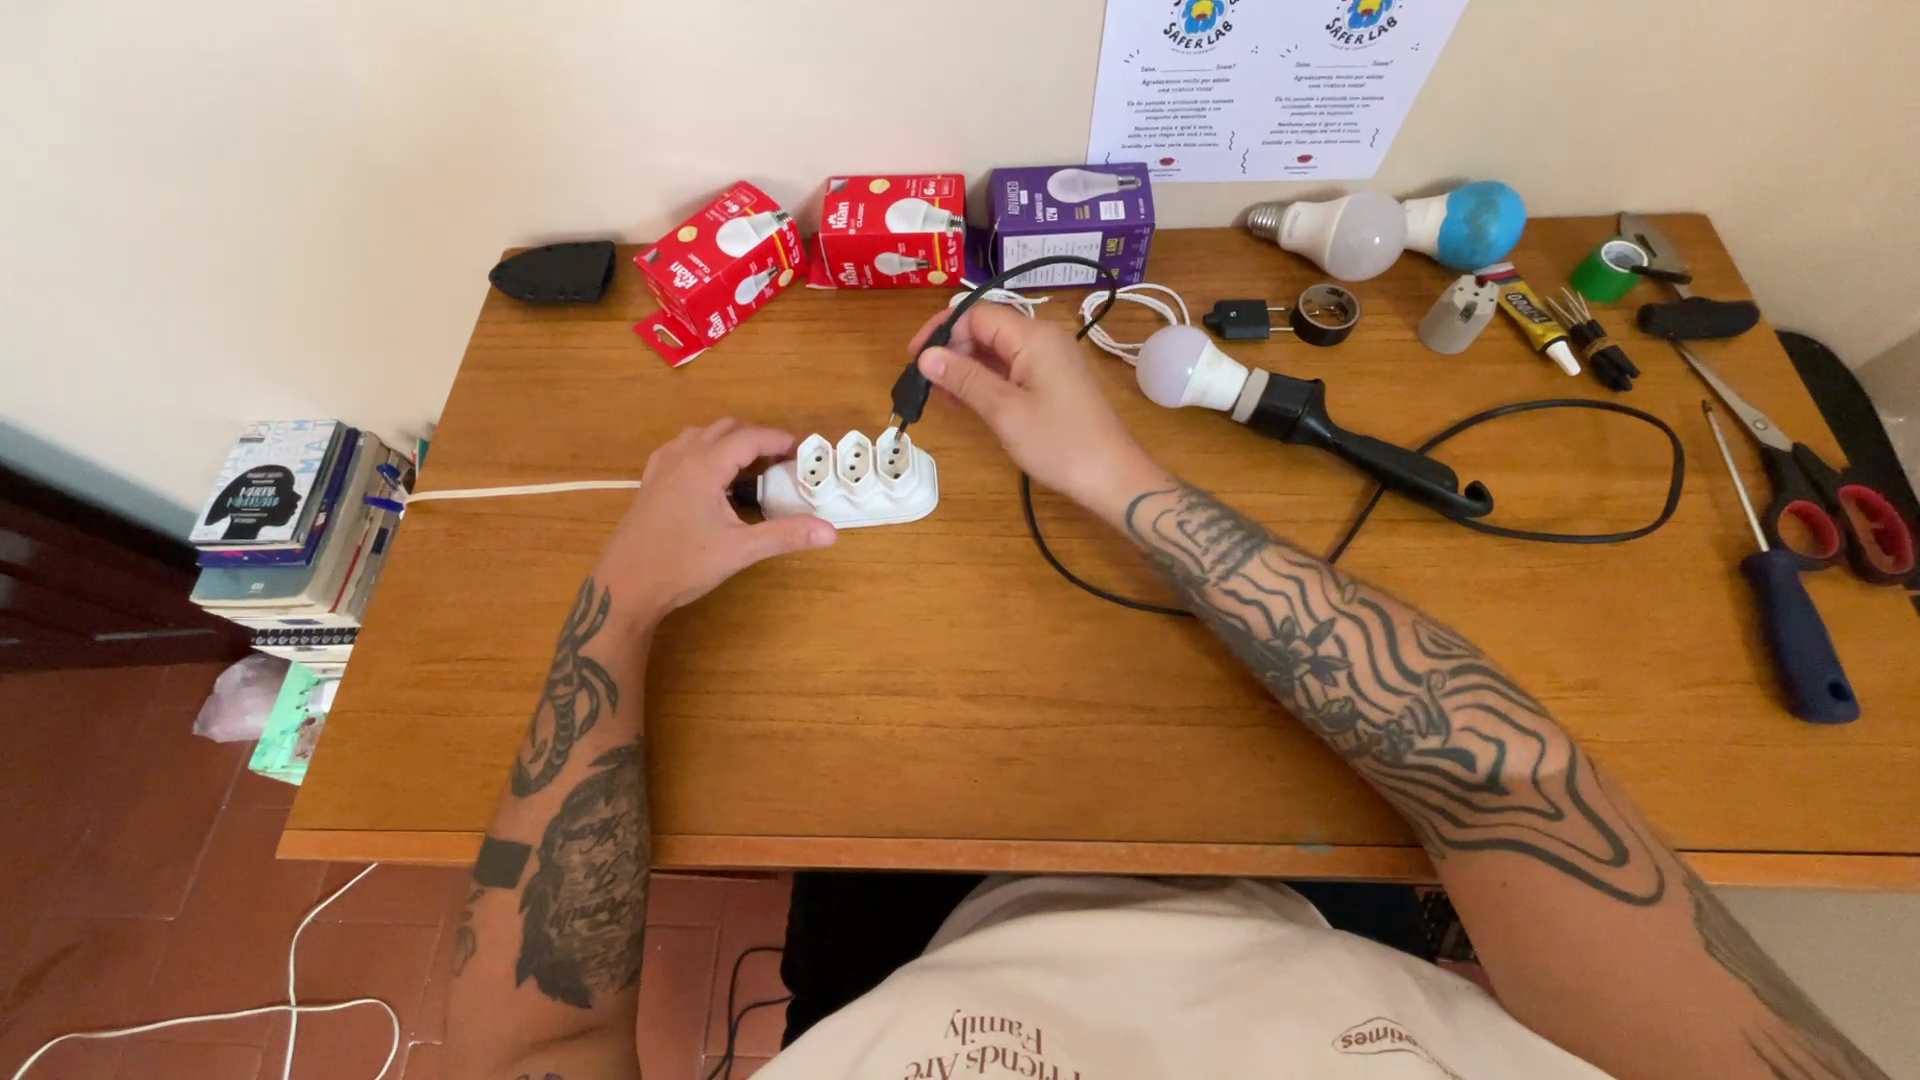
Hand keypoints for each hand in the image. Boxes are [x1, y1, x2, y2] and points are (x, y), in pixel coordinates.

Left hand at [594, 419, 835, 626]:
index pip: (749, 438)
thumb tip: (831, 531)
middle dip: (756, 437)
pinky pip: (680, 449)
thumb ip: (786, 535)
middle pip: (725, 429)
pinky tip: (710, 475)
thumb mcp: (740, 551)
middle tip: (781, 461)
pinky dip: (703, 450)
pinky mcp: (650, 483)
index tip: (801, 451)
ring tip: (749, 465)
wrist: (625, 586)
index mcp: (705, 466)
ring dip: (728, 441)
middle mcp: (681, 457)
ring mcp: (661, 468)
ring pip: (700, 435)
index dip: (778, 440)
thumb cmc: (682, 565)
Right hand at [911, 304, 1167, 518]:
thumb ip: (964, 378)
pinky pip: (1011, 368)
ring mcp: (1050, 360)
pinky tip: (967, 401)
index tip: (914, 359)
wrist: (1109, 475)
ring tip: (941, 395)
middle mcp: (1043, 338)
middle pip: (986, 328)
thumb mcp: (1004, 410)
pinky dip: (986, 380)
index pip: (977, 314)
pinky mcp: (1052, 381)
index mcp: (1033, 336)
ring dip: (966, 367)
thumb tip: (926, 356)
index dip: (941, 331)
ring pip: (996, 350)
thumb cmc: (1058, 443)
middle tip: (925, 382)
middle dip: (952, 349)